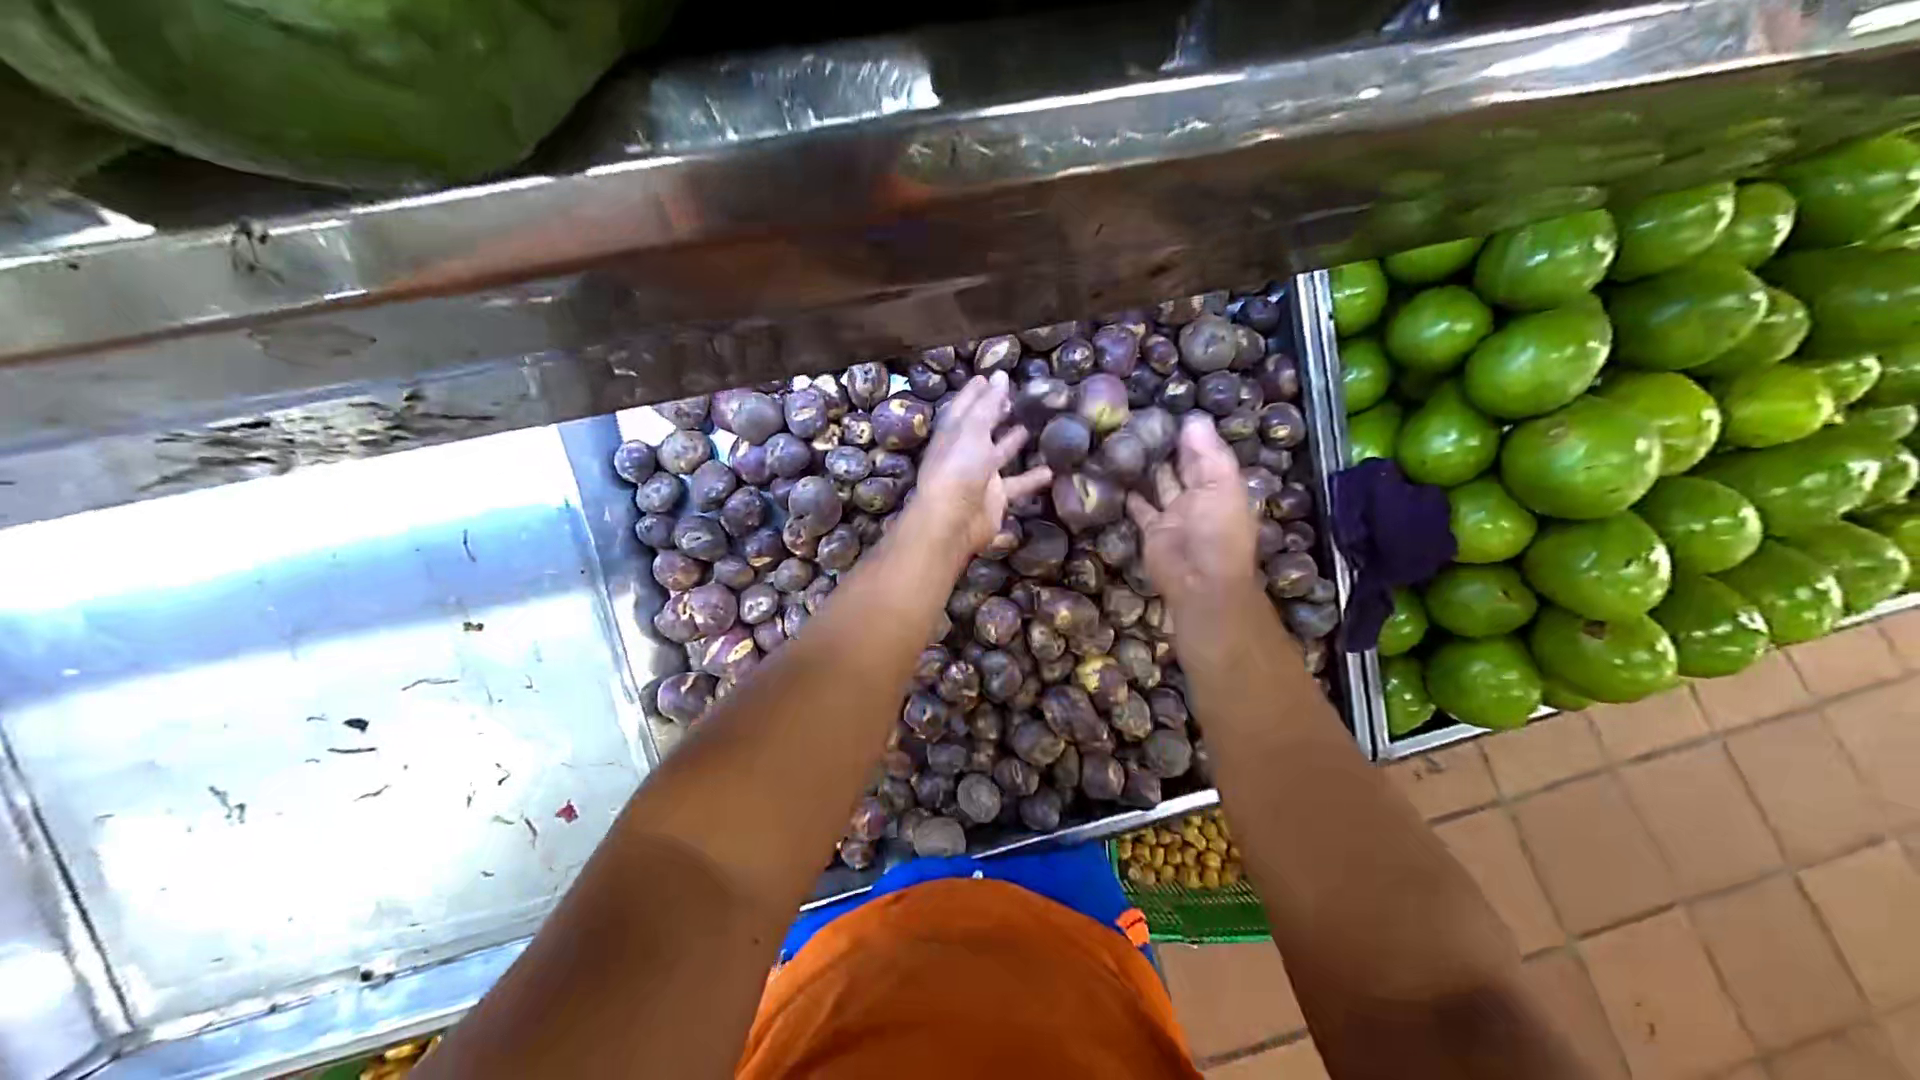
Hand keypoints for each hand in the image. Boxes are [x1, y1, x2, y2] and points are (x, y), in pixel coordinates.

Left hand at [911, 373, 1052, 561]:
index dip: (976, 391)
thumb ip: (988, 404)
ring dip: (1013, 441)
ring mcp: (981, 475)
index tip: (989, 376)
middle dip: (995, 413)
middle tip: (1014, 398)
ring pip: (1000, 453)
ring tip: (1030, 425)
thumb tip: (1000, 374)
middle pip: (982, 427)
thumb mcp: (973, 428)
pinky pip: (1018, 483)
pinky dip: (1033, 477)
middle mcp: (965, 451)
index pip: (964, 406)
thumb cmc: (958, 467)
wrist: (953, 520)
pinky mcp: (996, 496)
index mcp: (953, 432)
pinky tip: (1052, 470)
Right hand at [1126, 413, 1259, 608]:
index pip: (1205, 454)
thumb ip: (1208, 452)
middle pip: (1182, 467)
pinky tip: (1118, 475)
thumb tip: (1193, 418)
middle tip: (1141, 419)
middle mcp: (1198, 498)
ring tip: (1127, 441)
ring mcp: (1175, 515)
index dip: (1191, 435)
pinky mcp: (1153, 530)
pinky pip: (1140, 507)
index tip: (1168, 410)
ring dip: (1148, 467)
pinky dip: (1131, 494)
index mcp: (1221, 486)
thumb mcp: (1222, 484)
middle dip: (1168, 447)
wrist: (1200, 581)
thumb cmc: (1218, 530)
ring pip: (1160, 484)